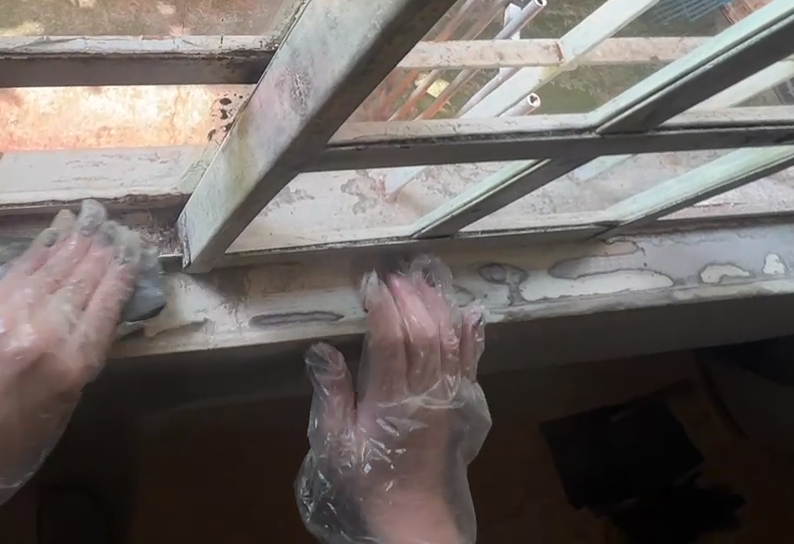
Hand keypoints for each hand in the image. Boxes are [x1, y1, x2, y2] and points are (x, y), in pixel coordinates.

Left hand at [0, 200, 144, 511]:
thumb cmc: (11, 445)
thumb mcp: (64, 406)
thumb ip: (83, 354)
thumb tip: (102, 309)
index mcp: (72, 363)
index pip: (108, 301)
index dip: (122, 270)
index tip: (133, 249)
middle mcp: (44, 331)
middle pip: (82, 277)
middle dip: (101, 250)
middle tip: (115, 227)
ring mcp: (8, 314)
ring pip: (52, 266)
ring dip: (74, 240)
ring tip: (90, 219)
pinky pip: (18, 269)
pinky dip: (40, 249)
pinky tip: (54, 235)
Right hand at [296, 259, 488, 543]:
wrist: (414, 520)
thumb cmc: (369, 479)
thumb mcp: (336, 443)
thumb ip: (332, 394)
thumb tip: (322, 349)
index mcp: (391, 400)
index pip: (391, 340)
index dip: (382, 306)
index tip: (370, 282)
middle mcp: (424, 394)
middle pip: (424, 334)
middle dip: (410, 298)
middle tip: (393, 274)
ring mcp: (447, 399)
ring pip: (448, 342)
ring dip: (436, 306)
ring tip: (422, 279)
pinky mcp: (460, 406)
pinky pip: (469, 364)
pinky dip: (470, 336)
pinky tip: (467, 312)